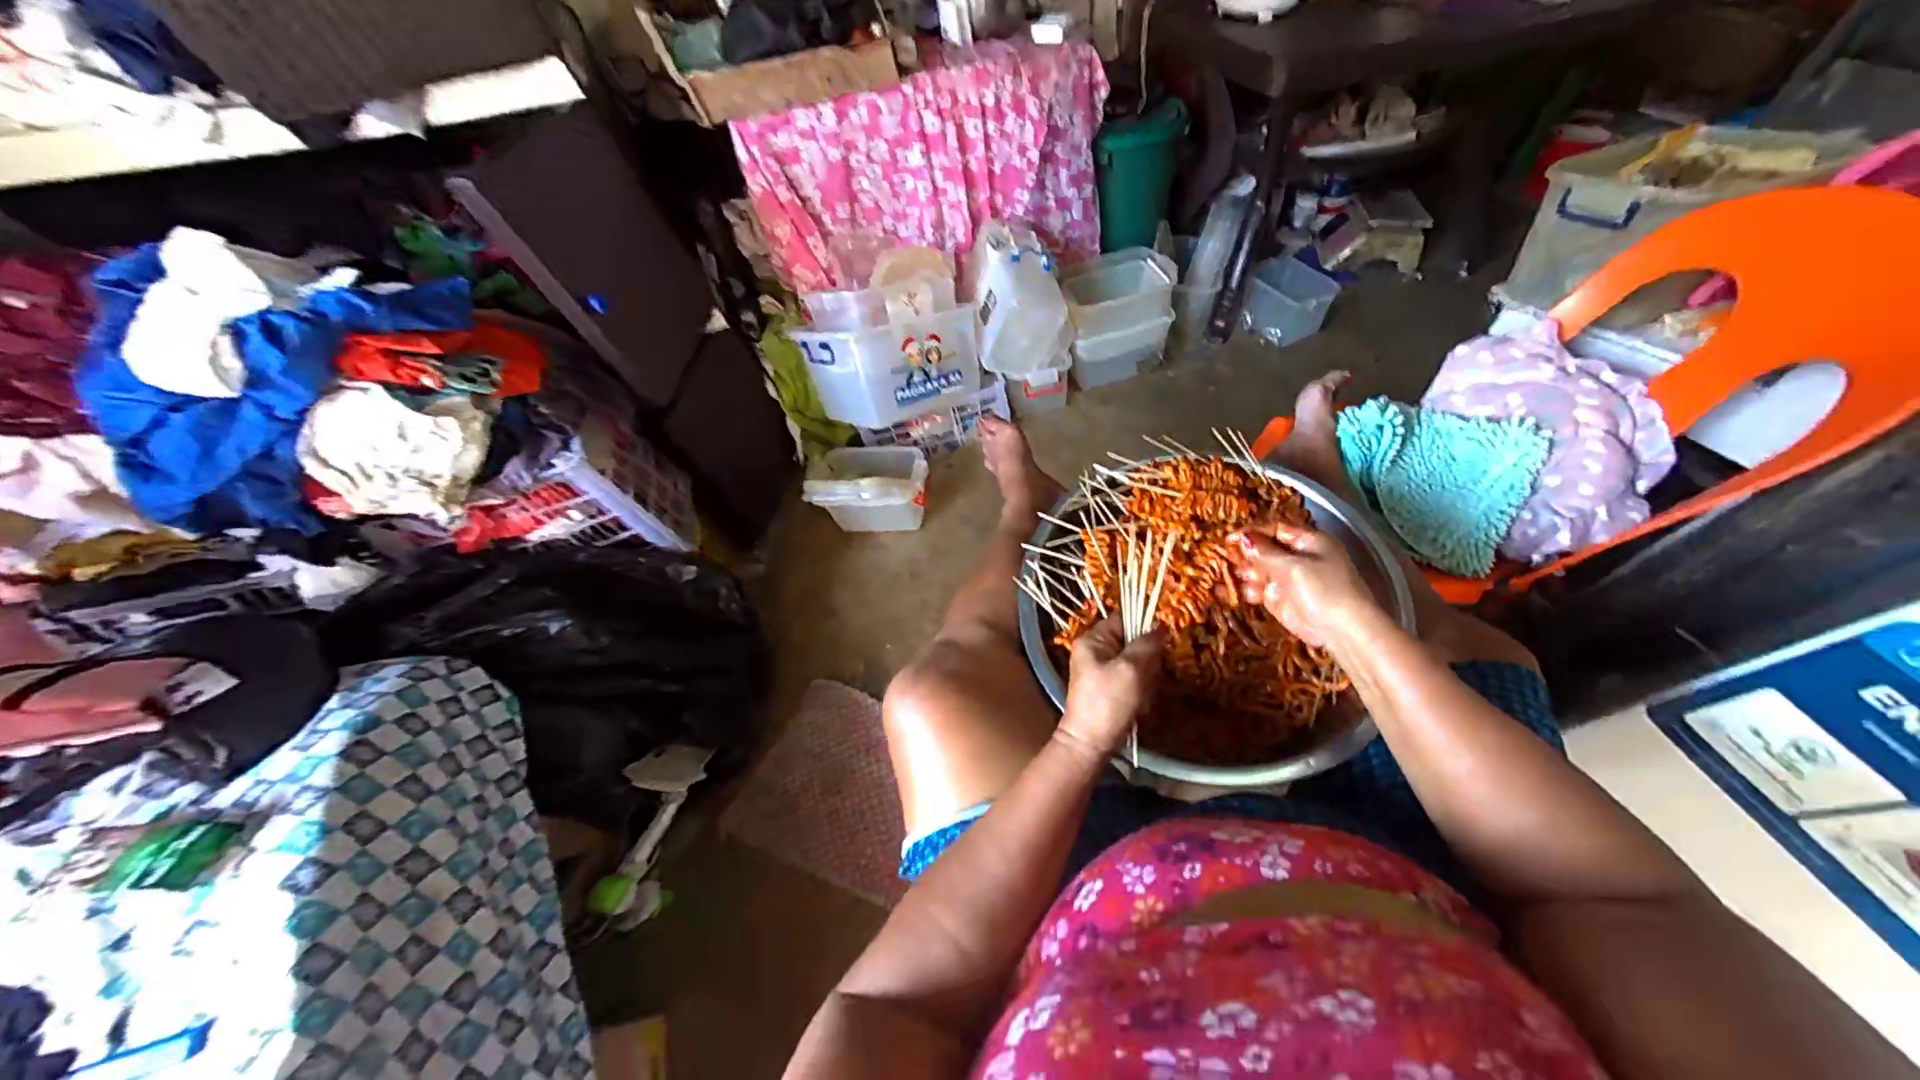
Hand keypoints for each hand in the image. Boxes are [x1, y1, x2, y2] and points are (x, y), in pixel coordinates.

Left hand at [1058, 616, 1162, 757]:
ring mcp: (1102, 670)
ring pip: (1138, 664)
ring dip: (1145, 681)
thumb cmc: (1108, 701)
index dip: (1143, 626)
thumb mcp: (1131, 669)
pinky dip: (1140, 693)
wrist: (1091, 742)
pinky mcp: (1111, 688)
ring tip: (1140, 696)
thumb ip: (1146, 644)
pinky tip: (1138, 706)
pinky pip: (1134, 681)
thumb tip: (1158, 624)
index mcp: (1093, 639)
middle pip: (1133, 643)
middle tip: (1145, 679)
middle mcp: (1095, 651)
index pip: (1123, 618)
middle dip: (1146, 662)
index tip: (1159, 642)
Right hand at [1230, 522, 1377, 648]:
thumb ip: (1265, 552)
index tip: (1229, 539)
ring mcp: (1288, 580)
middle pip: (1264, 550)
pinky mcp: (1280, 600)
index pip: (1275, 530)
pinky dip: (1245, 591)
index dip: (1252, 533)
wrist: (1343, 632)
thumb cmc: (1325, 590)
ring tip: (1230, 578)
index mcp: (1309, 542)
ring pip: (1258, 570)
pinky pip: (1258, 590)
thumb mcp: (1294, 567)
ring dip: (1244, 573)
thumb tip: (1243, 538)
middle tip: (1225, 559)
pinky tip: (1231, 593)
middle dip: (1245, 554)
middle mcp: (1298, 558)